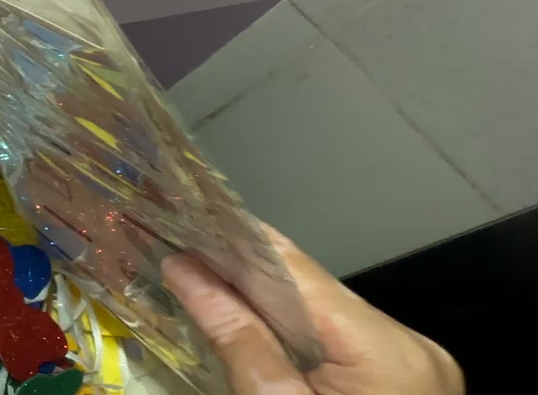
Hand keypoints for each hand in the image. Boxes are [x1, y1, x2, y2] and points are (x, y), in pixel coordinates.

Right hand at [163, 225, 461, 393]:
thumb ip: (234, 335)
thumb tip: (181, 266)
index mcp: (383, 346)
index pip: (288, 262)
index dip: (224, 232)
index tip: (169, 205)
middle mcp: (406, 343)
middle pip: (302, 282)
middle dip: (232, 263)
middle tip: (169, 243)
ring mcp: (412, 365)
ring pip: (313, 306)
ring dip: (252, 291)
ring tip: (191, 272)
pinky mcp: (405, 383)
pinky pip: (331, 334)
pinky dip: (281, 321)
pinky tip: (239, 313)